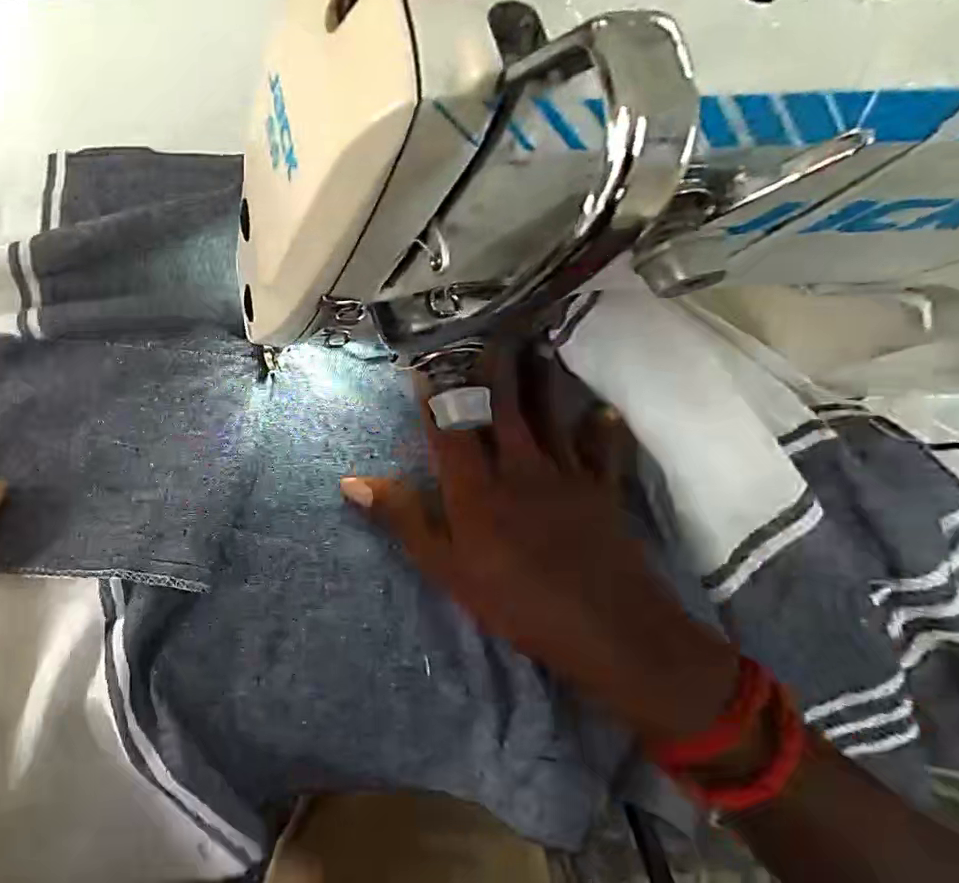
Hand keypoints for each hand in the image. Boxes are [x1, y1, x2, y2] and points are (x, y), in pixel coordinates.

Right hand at [339, 345, 738, 742]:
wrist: (607, 629)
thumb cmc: (515, 601)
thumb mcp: (445, 567)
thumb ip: (402, 517)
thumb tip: (351, 481)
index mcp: (475, 485)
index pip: (448, 425)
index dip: (435, 393)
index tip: (424, 363)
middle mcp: (518, 466)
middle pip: (502, 406)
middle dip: (492, 368)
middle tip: (489, 330)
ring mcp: (564, 474)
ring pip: (549, 415)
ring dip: (540, 380)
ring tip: (536, 347)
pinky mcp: (601, 490)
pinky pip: (601, 450)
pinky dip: (600, 428)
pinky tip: (601, 411)